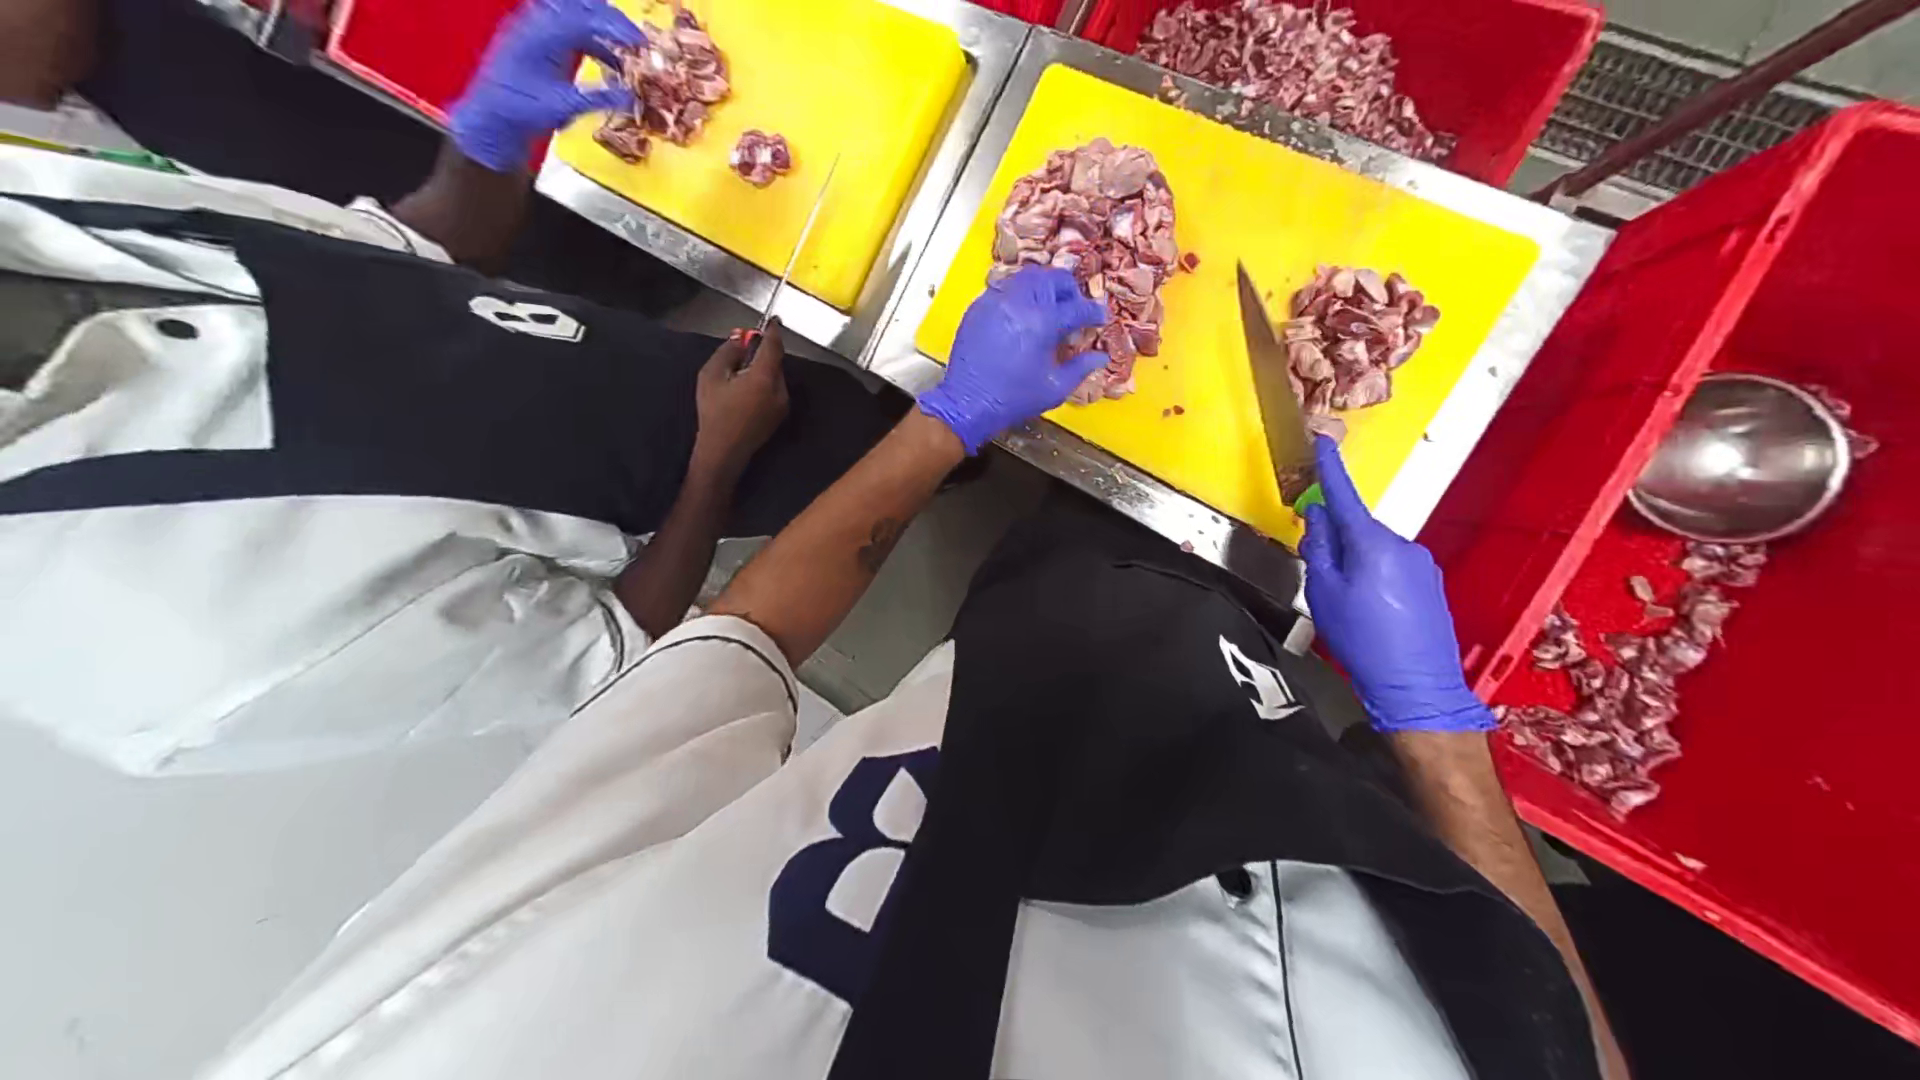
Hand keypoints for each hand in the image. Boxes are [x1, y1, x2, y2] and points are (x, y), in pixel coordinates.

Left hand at [449, 0, 642, 172]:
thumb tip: (632, 96)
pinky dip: (595, 41)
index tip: (641, 43)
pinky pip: (571, 29)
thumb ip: (598, 98)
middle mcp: (538, 22)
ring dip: (604, 28)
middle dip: (613, 20)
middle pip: (580, 5)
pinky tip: (611, 62)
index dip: (616, 27)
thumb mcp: (564, 107)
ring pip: (576, 13)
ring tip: (629, 50)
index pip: (585, 17)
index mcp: (542, 34)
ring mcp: (537, 29)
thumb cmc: (524, 111)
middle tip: (639, 41)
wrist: (492, 116)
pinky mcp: (540, 42)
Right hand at [691, 321, 790, 485]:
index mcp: (765, 378)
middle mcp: (780, 390)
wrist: (724, 450)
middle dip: (763, 352)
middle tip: (744, 348)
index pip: (774, 347)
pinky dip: (764, 382)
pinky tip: (746, 389)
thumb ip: (729, 352)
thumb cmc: (715, 412)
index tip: (774, 320)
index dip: (773, 331)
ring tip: (740, 373)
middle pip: (776, 362)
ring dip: (762, 368)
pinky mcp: (780, 415)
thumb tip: (740, 339)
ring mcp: (783, 404)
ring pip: (775, 376)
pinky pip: (774, 389)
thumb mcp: (712, 375)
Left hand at [917, 266, 1110, 453]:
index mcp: (1042, 322)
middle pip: (1053, 278)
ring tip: (1049, 310)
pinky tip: (1023, 316)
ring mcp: (996, 301)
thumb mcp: (1055, 388)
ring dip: (1044, 288)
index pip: (1077, 307)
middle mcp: (1019, 302)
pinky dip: (1020, 295)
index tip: (1100, 317)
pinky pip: (1005, 289)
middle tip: (1074, 310)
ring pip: (1027, 278)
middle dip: (1069, 291)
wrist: (968, 403)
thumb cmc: (1014, 399)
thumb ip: (1081, 368)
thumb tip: (1100, 357)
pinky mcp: (979, 307)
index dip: (1094, 311)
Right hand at [1300, 436, 1493, 733]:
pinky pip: (1390, 566)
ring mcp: (1421, 564)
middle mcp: (1403, 545)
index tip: (1322, 442)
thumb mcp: (1323, 592)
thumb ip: (1318, 549)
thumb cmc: (1361, 637)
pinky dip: (1371, 576)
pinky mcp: (1430, 583)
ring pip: (1373, 550)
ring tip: (1345, 602)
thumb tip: (1319, 517)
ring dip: (1353, 563)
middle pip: (1357, 529)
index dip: (1330, 470)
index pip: (1346, 497)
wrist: (1416, 684)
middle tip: (1319, 575)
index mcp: (1373, 544)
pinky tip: (1366, 608)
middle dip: (1335, 540)